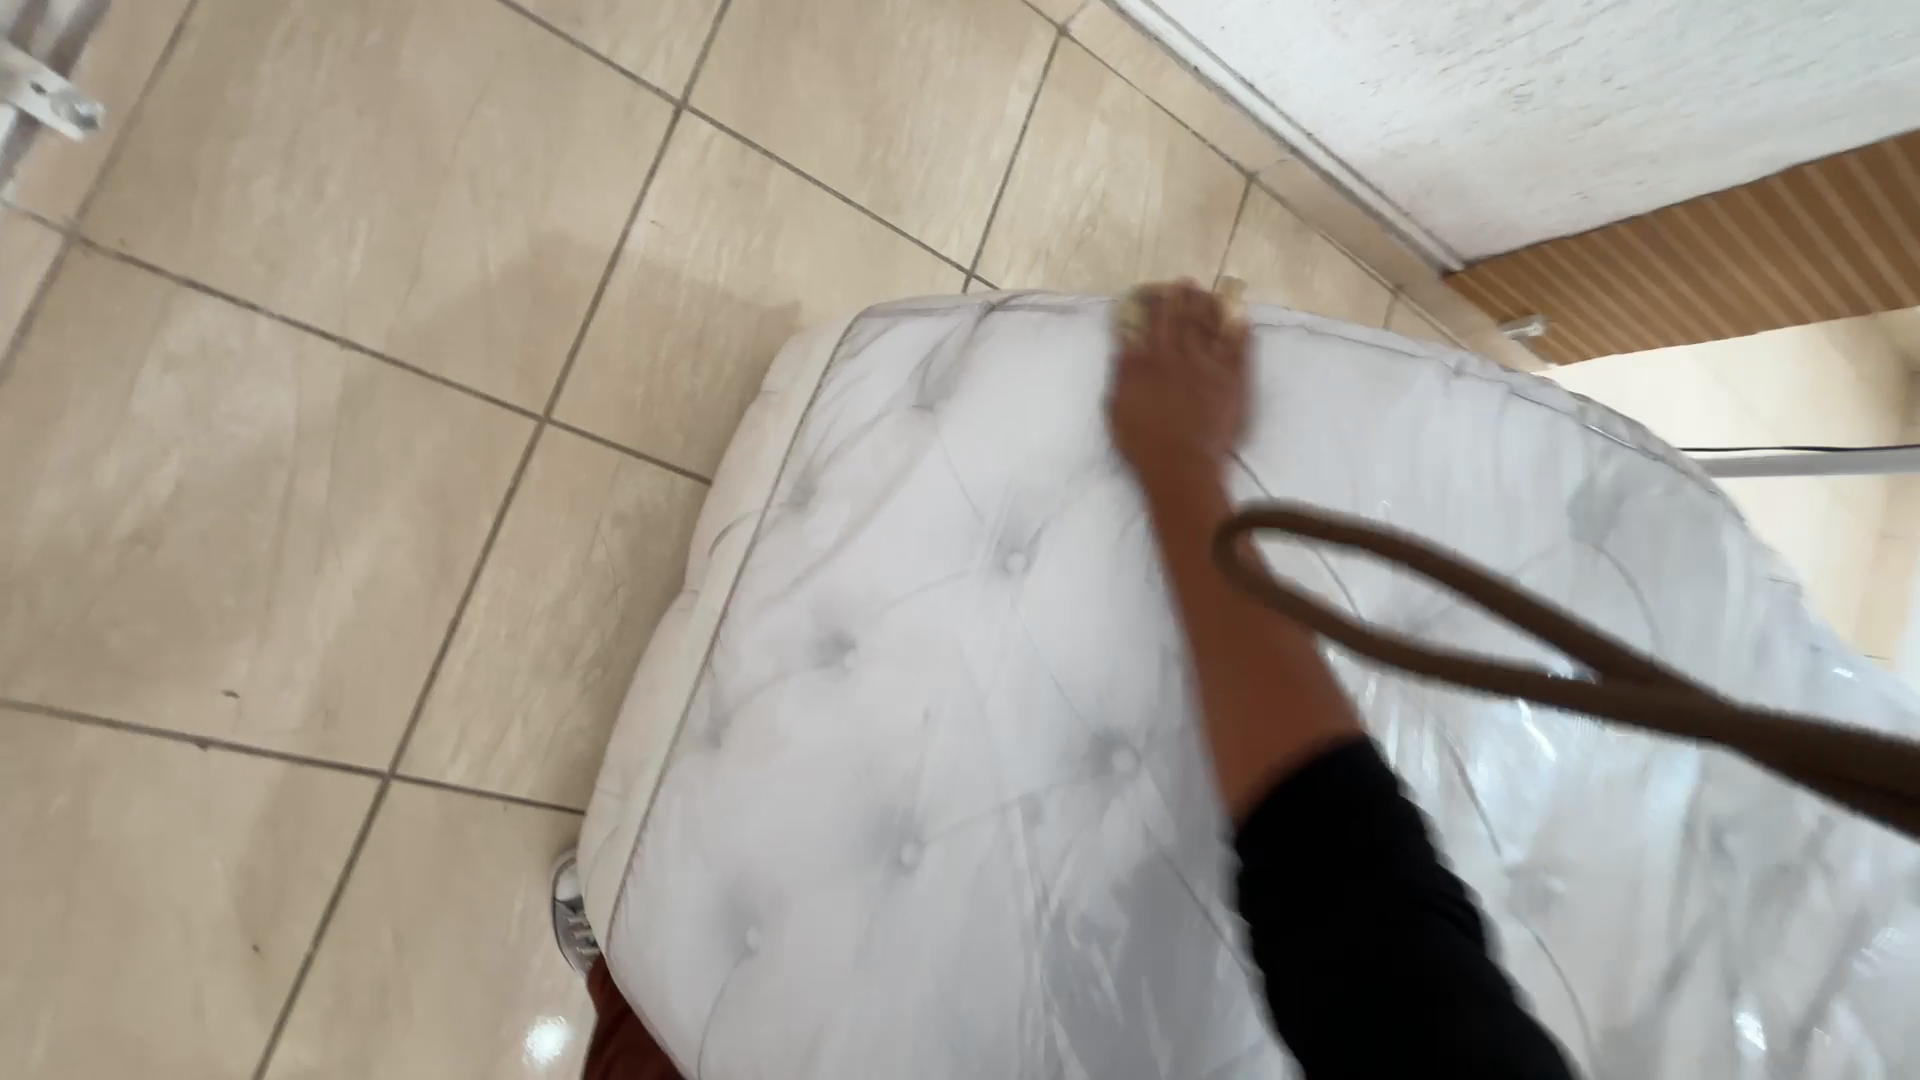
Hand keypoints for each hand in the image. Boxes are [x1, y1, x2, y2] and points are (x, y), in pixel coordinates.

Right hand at [1106, 279, 1249, 492]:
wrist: (1181, 463)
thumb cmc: (1141, 442)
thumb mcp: (1118, 405)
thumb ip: (1123, 371)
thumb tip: (1126, 341)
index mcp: (1150, 361)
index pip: (1151, 323)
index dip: (1153, 303)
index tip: (1152, 290)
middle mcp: (1179, 356)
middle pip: (1182, 319)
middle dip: (1182, 298)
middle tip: (1183, 283)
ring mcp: (1209, 366)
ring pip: (1210, 327)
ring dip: (1209, 306)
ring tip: (1208, 293)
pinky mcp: (1233, 380)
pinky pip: (1239, 349)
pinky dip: (1239, 332)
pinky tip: (1240, 318)